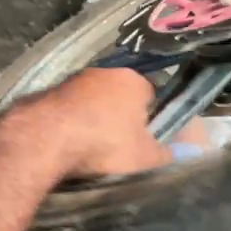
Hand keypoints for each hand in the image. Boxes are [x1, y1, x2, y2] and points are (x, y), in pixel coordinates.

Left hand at [6, 68, 167, 179]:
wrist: (42, 140)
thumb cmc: (104, 144)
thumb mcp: (145, 158)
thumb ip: (167, 155)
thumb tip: (188, 154)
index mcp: (134, 80)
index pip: (152, 95)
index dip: (152, 119)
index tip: (146, 141)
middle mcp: (104, 72)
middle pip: (120, 97)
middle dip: (120, 118)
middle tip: (119, 149)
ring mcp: (72, 80)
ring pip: (91, 102)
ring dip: (91, 121)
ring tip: (89, 152)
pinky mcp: (45, 94)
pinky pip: (66, 111)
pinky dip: (68, 126)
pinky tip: (65, 148)